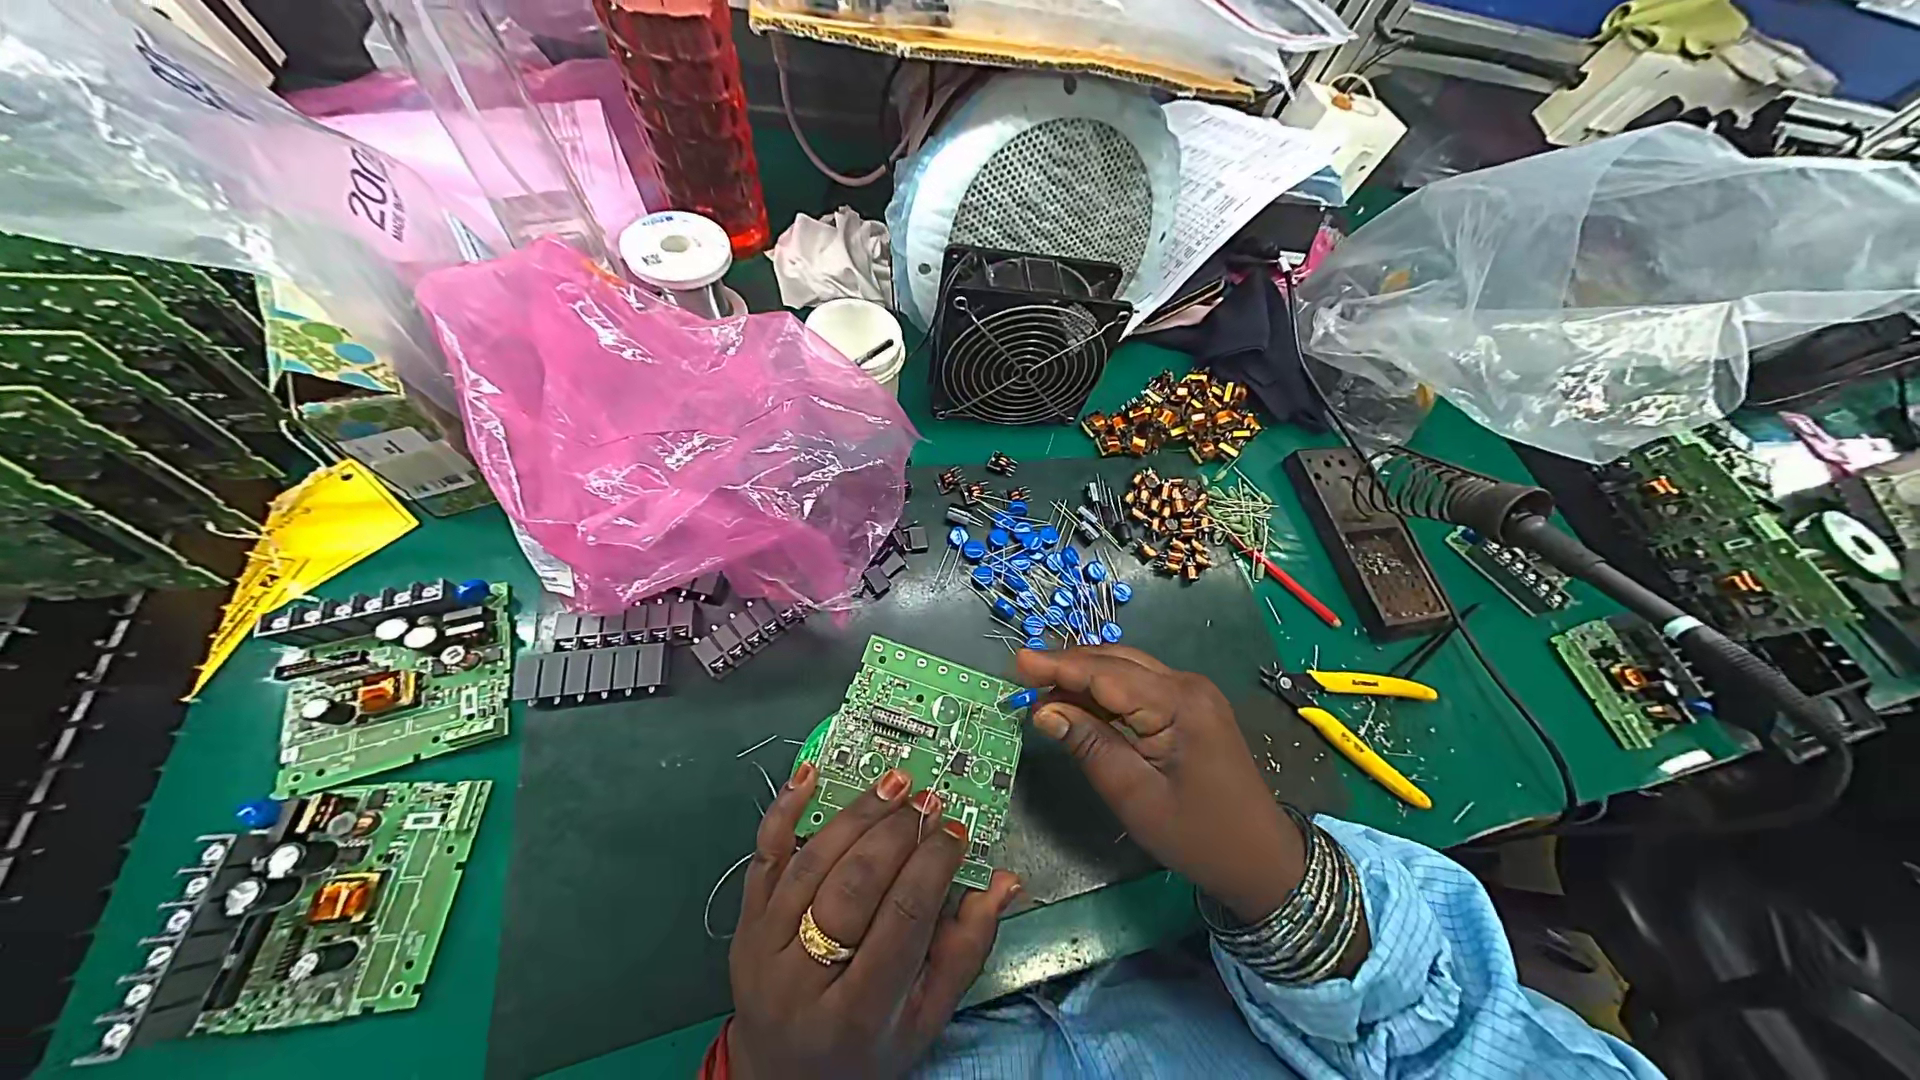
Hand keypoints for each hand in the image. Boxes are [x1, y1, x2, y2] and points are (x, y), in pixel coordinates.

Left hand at [728, 762, 1021, 1079]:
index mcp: (859, 1014)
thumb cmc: (866, 1047)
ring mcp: (765, 945)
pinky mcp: (745, 920)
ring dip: (858, 814)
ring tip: (894, 784)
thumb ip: (966, 949)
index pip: (903, 919)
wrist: (782, 1072)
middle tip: (928, 800)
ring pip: (814, 862)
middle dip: (897, 834)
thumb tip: (1004, 882)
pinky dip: (784, 810)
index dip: (932, 867)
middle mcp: (803, 979)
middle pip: (855, 885)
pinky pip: (763, 856)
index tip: (956, 831)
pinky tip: (808, 775)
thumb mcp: (925, 1019)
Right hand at [1015, 645, 1306, 922]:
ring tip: (1042, 689)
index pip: (1105, 673)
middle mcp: (1187, 684)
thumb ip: (1088, 744)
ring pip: (1126, 669)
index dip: (1058, 665)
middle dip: (1067, 666)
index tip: (1017, 662)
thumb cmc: (1198, 835)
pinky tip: (1080, 703)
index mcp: (1179, 703)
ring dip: (1084, 676)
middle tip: (1023, 677)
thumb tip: (1043, 710)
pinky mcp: (1191, 704)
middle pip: (1115, 661)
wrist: (1262, 859)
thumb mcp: (1134, 795)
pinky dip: (1105, 690)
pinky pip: (1139, 685)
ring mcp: (1192, 692)